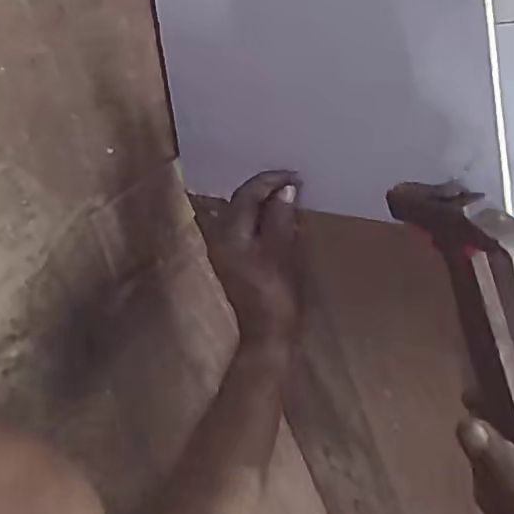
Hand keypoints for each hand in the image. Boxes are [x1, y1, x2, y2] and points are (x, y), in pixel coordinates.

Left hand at [198, 171, 303, 354]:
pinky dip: (258, 216)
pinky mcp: (232, 259)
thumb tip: (286, 189)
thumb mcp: (283, 255)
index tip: (294, 176)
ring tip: (286, 193)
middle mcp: (219, 237)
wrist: (267, 337)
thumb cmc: (276, 296)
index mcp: (229, 234)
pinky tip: (276, 215)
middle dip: (263, 187)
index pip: (245, 194)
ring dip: (260, 201)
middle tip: (291, 181)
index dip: (269, 181)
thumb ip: (281, 219)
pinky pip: (242, 226)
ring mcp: (223, 249)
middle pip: (238, 201)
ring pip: (239, 213)